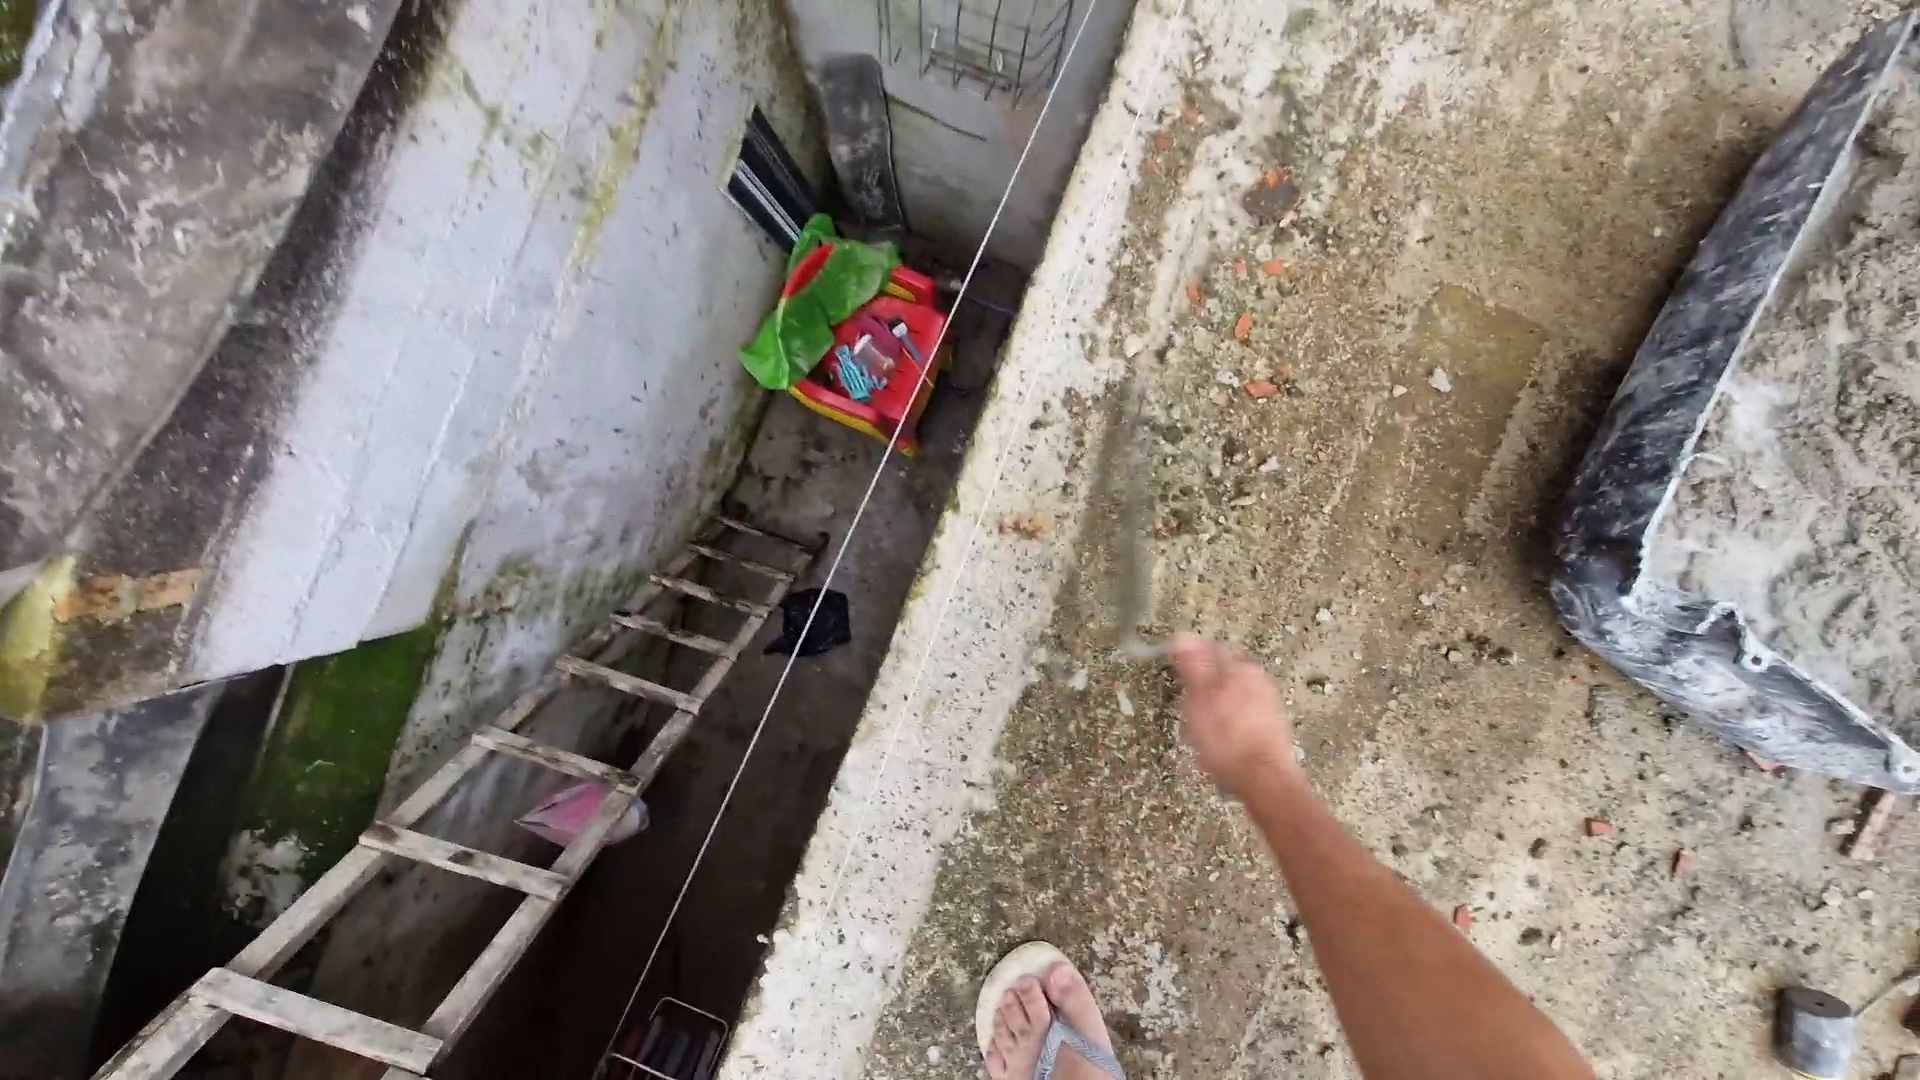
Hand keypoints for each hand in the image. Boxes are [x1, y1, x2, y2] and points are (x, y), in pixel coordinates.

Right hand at [1171, 635, 1300, 796]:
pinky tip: (1222, 739)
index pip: (1208, 648)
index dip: (1188, 661)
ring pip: (1232, 693)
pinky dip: (1229, 721)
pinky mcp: (1271, 725)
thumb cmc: (1228, 741)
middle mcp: (1258, 679)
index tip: (1177, 676)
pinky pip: (1242, 713)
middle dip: (1203, 684)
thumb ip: (1192, 666)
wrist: (1264, 780)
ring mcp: (1267, 702)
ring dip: (1216, 704)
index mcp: (1240, 667)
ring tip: (1203, 726)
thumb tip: (1183, 637)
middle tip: (1188, 704)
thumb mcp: (1198, 699)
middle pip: (1222, 672)